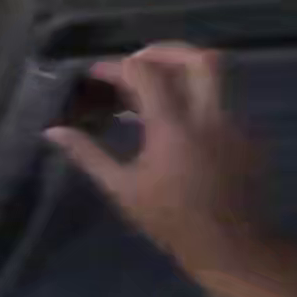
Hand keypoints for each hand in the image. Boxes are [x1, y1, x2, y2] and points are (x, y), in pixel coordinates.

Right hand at [44, 43, 266, 274]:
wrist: (231, 245)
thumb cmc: (168, 218)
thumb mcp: (120, 187)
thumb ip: (87, 153)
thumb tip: (52, 132)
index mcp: (174, 128)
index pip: (145, 75)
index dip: (115, 67)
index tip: (92, 74)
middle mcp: (210, 116)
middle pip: (199, 59)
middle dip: (163, 51)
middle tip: (132, 62)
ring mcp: (234, 123)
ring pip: (215, 75)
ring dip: (179, 70)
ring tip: (146, 87)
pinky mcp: (244, 135)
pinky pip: (219, 98)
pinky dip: (191, 94)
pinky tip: (167, 117)